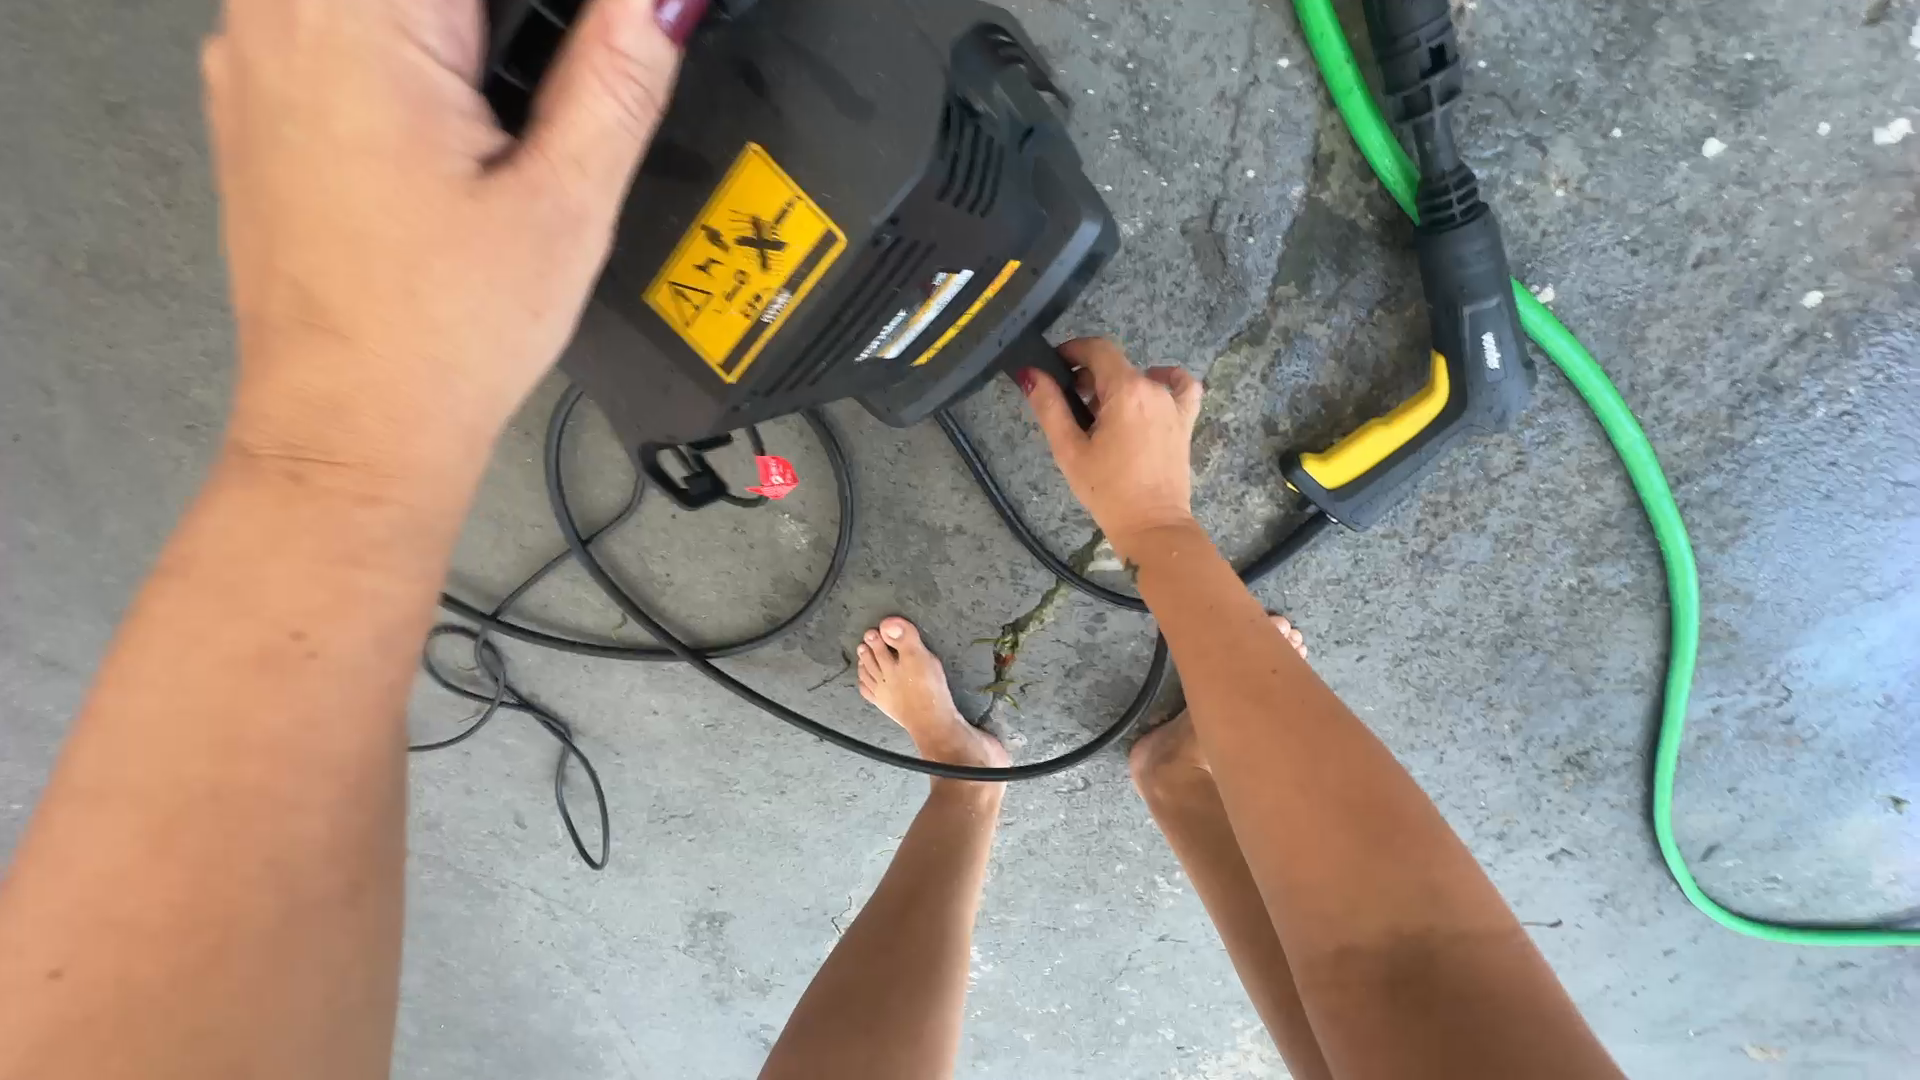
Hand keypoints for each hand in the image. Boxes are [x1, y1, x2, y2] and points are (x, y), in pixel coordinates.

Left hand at [203, 0, 704, 475]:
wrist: (360, 420)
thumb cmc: (457, 329)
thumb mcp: (565, 205)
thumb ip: (617, 82)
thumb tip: (665, 1)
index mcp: (361, 18)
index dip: (568, 8)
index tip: (611, 43)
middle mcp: (279, 9)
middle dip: (523, 21)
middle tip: (576, 84)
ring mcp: (254, 51)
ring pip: (394, 2)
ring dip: (478, 36)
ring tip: (521, 125)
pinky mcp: (261, 99)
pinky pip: (345, 24)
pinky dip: (424, 51)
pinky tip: (464, 135)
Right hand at [1018, 338, 1204, 559]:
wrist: (1151, 525)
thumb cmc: (1107, 490)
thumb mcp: (1069, 449)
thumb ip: (1049, 407)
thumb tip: (1031, 373)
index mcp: (1126, 390)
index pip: (1098, 349)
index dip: (1073, 351)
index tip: (1055, 365)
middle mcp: (1154, 388)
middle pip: (1116, 365)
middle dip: (1089, 377)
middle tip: (1070, 407)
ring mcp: (1174, 404)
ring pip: (1140, 378)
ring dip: (1116, 387)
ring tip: (1101, 418)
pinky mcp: (1185, 421)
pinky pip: (1180, 387)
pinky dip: (1163, 383)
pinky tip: (1146, 398)